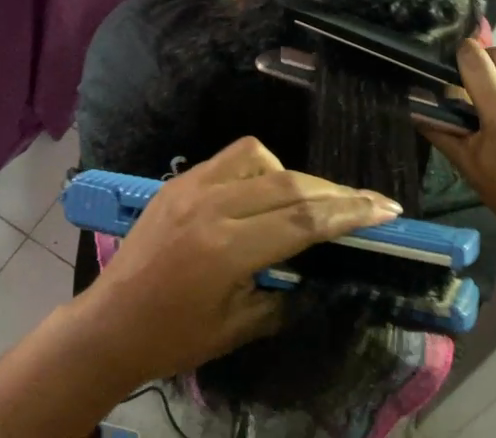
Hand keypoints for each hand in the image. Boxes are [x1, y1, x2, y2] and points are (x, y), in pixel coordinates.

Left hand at [65, 137, 401, 384]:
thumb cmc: (173, 337)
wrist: (108, 323)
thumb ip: (284, 296)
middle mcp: (211, 207)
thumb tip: (319, 274)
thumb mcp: (237, 328)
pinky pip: (231, 158)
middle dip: (338, 192)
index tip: (386, 210)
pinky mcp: (179, 180)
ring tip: (311, 202)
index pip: (303, 221)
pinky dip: (261, 168)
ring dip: (297, 176)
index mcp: (226, 250)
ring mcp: (191, 187)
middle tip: (371, 201)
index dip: (350, 213)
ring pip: (261, 158)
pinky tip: (267, 192)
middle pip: (291, 184)